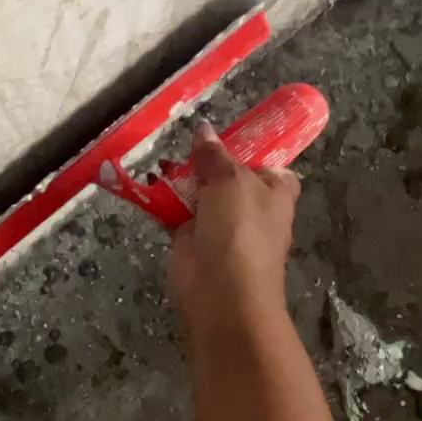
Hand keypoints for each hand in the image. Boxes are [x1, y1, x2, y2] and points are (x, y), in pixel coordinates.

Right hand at [167, 121, 300, 327]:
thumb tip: (204, 129)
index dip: (250, 148)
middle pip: (226, 172)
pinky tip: (147, 179)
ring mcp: (219, 222)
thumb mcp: (232, 180)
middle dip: (205, 158)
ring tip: (161, 156)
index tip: (227, 132)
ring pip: (198, 190)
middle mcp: (249, 205)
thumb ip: (215, 155)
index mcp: (274, 191)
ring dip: (180, 176)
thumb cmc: (241, 230)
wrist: (222, 291)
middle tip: (184, 139)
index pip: (268, 163)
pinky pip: (174, 210)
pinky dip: (161, 197)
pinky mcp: (191, 237)